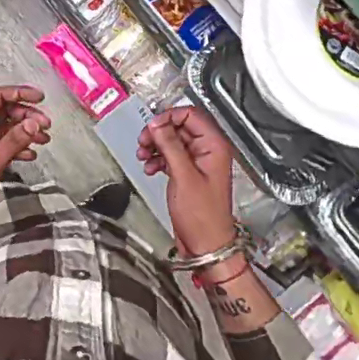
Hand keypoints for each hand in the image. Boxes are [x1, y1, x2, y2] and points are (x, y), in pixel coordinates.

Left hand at [0, 85, 51, 231]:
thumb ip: (13, 141)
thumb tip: (33, 122)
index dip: (20, 93)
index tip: (40, 98)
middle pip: (5, 110)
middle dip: (27, 114)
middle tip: (46, 125)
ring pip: (7, 127)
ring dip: (26, 131)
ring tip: (44, 140)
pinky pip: (5, 143)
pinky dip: (20, 146)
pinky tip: (31, 155)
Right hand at [137, 106, 235, 257]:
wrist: (206, 244)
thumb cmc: (203, 217)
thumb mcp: (183, 176)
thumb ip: (170, 146)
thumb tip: (158, 124)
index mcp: (214, 146)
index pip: (192, 115)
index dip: (169, 117)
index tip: (152, 126)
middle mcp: (208, 151)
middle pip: (180, 127)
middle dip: (159, 133)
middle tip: (144, 141)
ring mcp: (198, 162)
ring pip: (173, 142)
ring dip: (156, 146)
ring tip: (143, 156)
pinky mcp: (189, 173)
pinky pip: (171, 156)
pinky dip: (158, 159)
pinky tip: (150, 167)